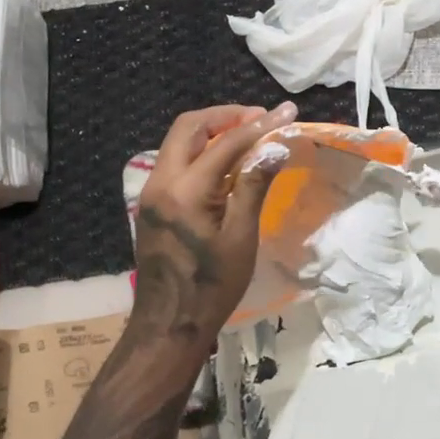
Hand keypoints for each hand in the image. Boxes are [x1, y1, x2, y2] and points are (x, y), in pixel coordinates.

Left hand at [129, 102, 296, 354]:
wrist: (169, 325)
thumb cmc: (212, 287)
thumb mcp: (241, 238)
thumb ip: (254, 187)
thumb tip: (275, 147)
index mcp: (185, 190)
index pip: (226, 143)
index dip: (260, 125)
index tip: (288, 113)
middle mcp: (162, 182)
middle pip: (190, 128)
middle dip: (227, 117)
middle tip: (261, 119)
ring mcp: (152, 193)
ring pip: (179, 143)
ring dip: (212, 132)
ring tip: (248, 136)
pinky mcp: (152, 206)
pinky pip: (176, 163)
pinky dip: (202, 152)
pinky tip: (227, 165)